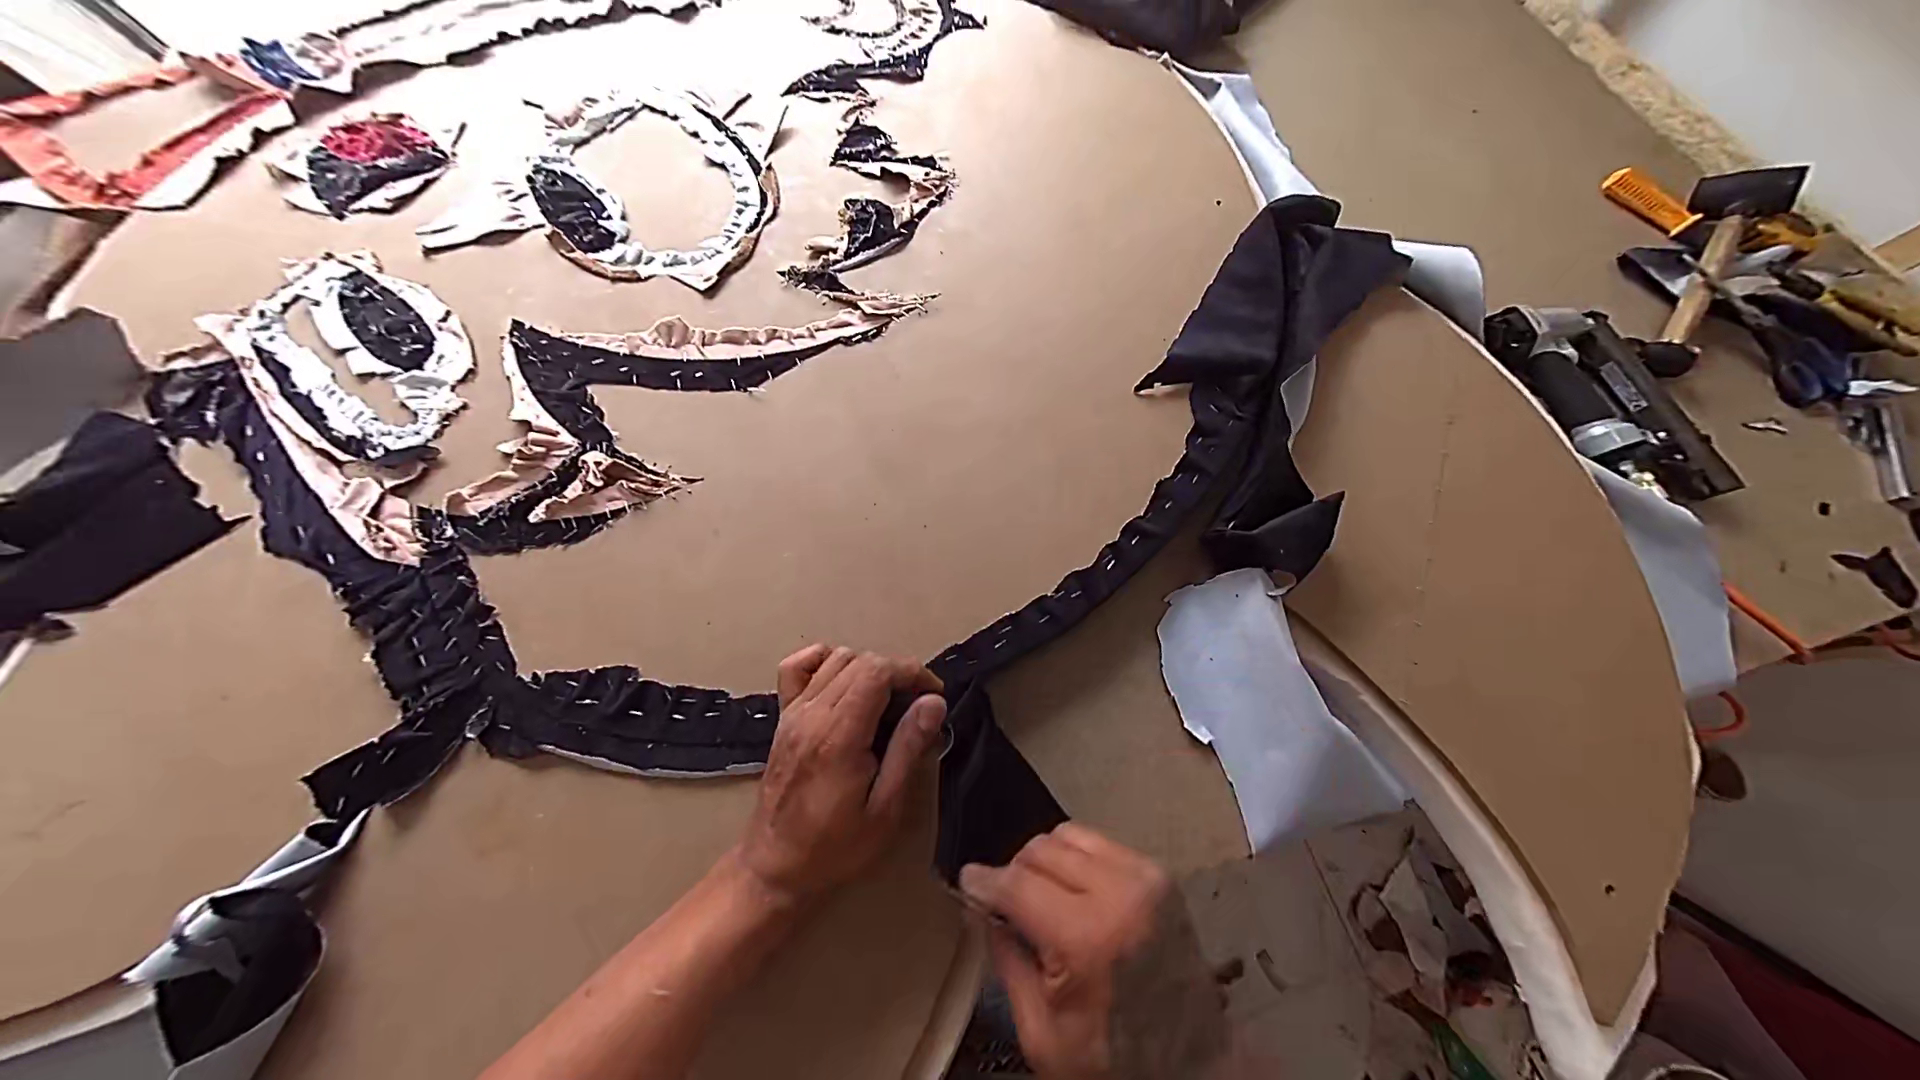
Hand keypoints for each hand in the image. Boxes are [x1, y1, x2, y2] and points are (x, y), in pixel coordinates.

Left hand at [735, 645, 946, 904]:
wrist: (775, 867)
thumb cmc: (836, 846)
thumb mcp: (885, 808)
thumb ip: (908, 748)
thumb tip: (933, 703)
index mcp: (838, 736)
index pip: (877, 671)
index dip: (912, 672)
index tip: (932, 695)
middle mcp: (811, 715)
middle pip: (860, 660)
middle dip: (897, 671)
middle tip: (917, 703)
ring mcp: (793, 713)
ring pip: (835, 658)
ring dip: (868, 668)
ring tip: (887, 700)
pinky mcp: (783, 718)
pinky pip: (797, 667)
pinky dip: (824, 661)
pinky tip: (844, 682)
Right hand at [960, 825, 1226, 1079]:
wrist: (1196, 1065)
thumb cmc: (1113, 1059)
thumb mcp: (1042, 1033)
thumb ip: (1007, 961)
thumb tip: (982, 910)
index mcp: (1086, 937)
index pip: (1016, 883)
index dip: (983, 880)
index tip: (966, 880)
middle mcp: (1118, 893)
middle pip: (1039, 850)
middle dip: (1014, 873)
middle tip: (1009, 905)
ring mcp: (1144, 877)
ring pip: (1066, 835)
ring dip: (1045, 860)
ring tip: (1044, 897)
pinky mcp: (1157, 873)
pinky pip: (1097, 841)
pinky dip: (1076, 859)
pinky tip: (1076, 891)